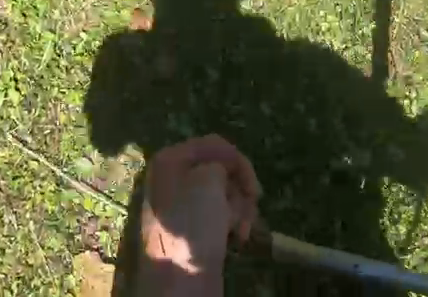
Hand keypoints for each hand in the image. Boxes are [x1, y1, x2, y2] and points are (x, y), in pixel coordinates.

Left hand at [135, 135, 260, 296]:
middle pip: (220, 169)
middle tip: (250, 209)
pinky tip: (237, 238)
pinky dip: (233, 222)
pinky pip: (220, 214)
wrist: (180, 283)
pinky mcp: (195, 228)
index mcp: (171, 159)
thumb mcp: (208, 181)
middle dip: (240, 189)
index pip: (213, 145)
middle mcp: (174, 177)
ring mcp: (184, 204)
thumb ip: (220, 163)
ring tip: (241, 229)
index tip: (256, 189)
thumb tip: (224, 170)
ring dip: (240, 208)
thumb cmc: (192, 226)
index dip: (238, 162)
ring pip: (224, 193)